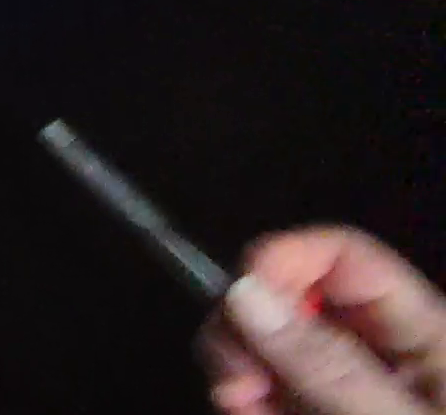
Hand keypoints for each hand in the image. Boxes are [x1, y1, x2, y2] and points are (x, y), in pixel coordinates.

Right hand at [203, 226, 445, 414]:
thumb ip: (332, 368)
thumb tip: (244, 293)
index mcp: (436, 345)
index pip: (344, 259)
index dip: (284, 259)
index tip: (240, 297)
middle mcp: (393, 356)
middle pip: (290, 297)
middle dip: (244, 326)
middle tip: (233, 375)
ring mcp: (360, 388)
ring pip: (267, 341)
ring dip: (239, 366)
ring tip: (239, 406)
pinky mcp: (328, 410)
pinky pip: (273, 386)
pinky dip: (250, 397)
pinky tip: (247, 413)